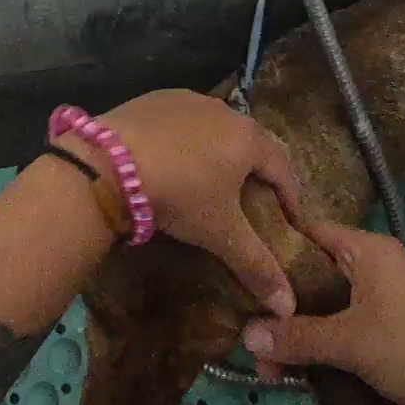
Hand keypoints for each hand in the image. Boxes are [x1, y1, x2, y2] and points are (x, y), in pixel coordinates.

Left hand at [62, 89, 302, 316]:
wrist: (112, 161)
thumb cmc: (180, 194)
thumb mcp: (220, 233)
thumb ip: (257, 266)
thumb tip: (289, 307)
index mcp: (249, 138)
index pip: (284, 168)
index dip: (291, 198)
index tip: (291, 224)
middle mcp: (223, 110)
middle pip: (252, 142)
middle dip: (258, 172)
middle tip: (255, 201)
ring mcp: (188, 99)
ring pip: (217, 127)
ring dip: (221, 152)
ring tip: (214, 180)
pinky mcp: (156, 98)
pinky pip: (184, 120)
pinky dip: (188, 139)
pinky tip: (175, 160)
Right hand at [239, 223, 404, 404]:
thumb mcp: (351, 342)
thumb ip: (297, 337)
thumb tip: (244, 336)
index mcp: (366, 248)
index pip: (307, 230)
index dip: (272, 243)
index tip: (238, 261)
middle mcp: (374, 265)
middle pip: (314, 273)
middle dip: (281, 303)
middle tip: (246, 325)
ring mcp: (386, 298)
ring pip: (329, 305)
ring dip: (301, 330)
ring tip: (268, 360)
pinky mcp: (394, 329)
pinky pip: (346, 326)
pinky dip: (324, 342)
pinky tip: (300, 367)